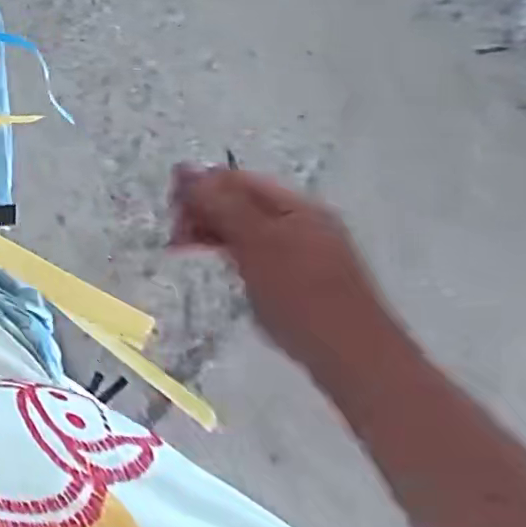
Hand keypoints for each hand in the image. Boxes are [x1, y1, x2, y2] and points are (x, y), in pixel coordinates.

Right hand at [170, 164, 377, 359]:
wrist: (352, 358)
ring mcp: (294, 246)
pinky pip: (244, 245)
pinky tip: (207, 260)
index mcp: (296, 207)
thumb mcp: (256, 242)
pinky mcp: (286, 270)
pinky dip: (220, 247)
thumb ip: (220, 204)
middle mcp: (297, 220)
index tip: (173, 214)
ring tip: (182, 249)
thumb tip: (184, 168)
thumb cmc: (302, 295)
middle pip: (233, 199)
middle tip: (177, 236)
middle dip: (199, 211)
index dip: (198, 189)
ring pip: (235, 223)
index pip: (233, 179)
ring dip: (204, 229)